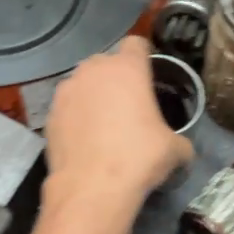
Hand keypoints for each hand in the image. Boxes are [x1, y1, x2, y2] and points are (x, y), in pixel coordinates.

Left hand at [44, 36, 193, 202]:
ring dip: (94, 98)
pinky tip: (85, 143)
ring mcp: (67, 90)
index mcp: (127, 68)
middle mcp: (93, 70)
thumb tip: (183, 150)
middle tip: (128, 110)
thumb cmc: (138, 159)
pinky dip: (76, 119)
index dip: (144, 58)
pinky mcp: (50, 114)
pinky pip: (68, 109)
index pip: (136, 44)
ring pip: (84, 85)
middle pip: (107, 64)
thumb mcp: (173, 151)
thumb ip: (180, 141)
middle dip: (117, 81)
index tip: (148, 79)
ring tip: (103, 128)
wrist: (92, 189)